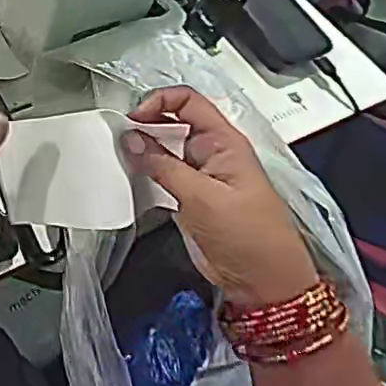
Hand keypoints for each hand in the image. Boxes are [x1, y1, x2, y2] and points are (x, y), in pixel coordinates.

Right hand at [123, 87, 317, 306]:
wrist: (264, 284)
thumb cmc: (249, 237)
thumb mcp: (203, 197)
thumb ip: (162, 166)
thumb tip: (130, 139)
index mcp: (224, 142)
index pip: (188, 101)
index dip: (159, 101)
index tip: (134, 117)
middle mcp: (210, 152)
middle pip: (172, 120)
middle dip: (144, 123)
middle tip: (121, 137)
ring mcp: (198, 173)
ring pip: (163, 146)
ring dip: (141, 147)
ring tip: (121, 155)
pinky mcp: (188, 194)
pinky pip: (160, 171)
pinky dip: (143, 169)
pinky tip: (130, 175)